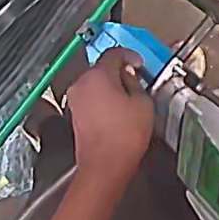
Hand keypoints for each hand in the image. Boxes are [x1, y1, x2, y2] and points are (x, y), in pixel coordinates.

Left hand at [64, 48, 152, 190]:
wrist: (105, 165)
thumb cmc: (124, 137)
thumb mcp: (143, 103)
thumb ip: (136, 83)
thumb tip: (130, 78)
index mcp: (98, 76)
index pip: (114, 54)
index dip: (129, 55)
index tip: (139, 62)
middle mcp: (82, 84)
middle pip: (102, 68)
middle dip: (120, 72)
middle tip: (137, 79)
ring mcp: (76, 100)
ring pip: (95, 83)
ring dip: (111, 86)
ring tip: (129, 98)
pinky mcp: (75, 115)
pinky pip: (91, 98)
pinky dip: (103, 99)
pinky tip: (118, 111)